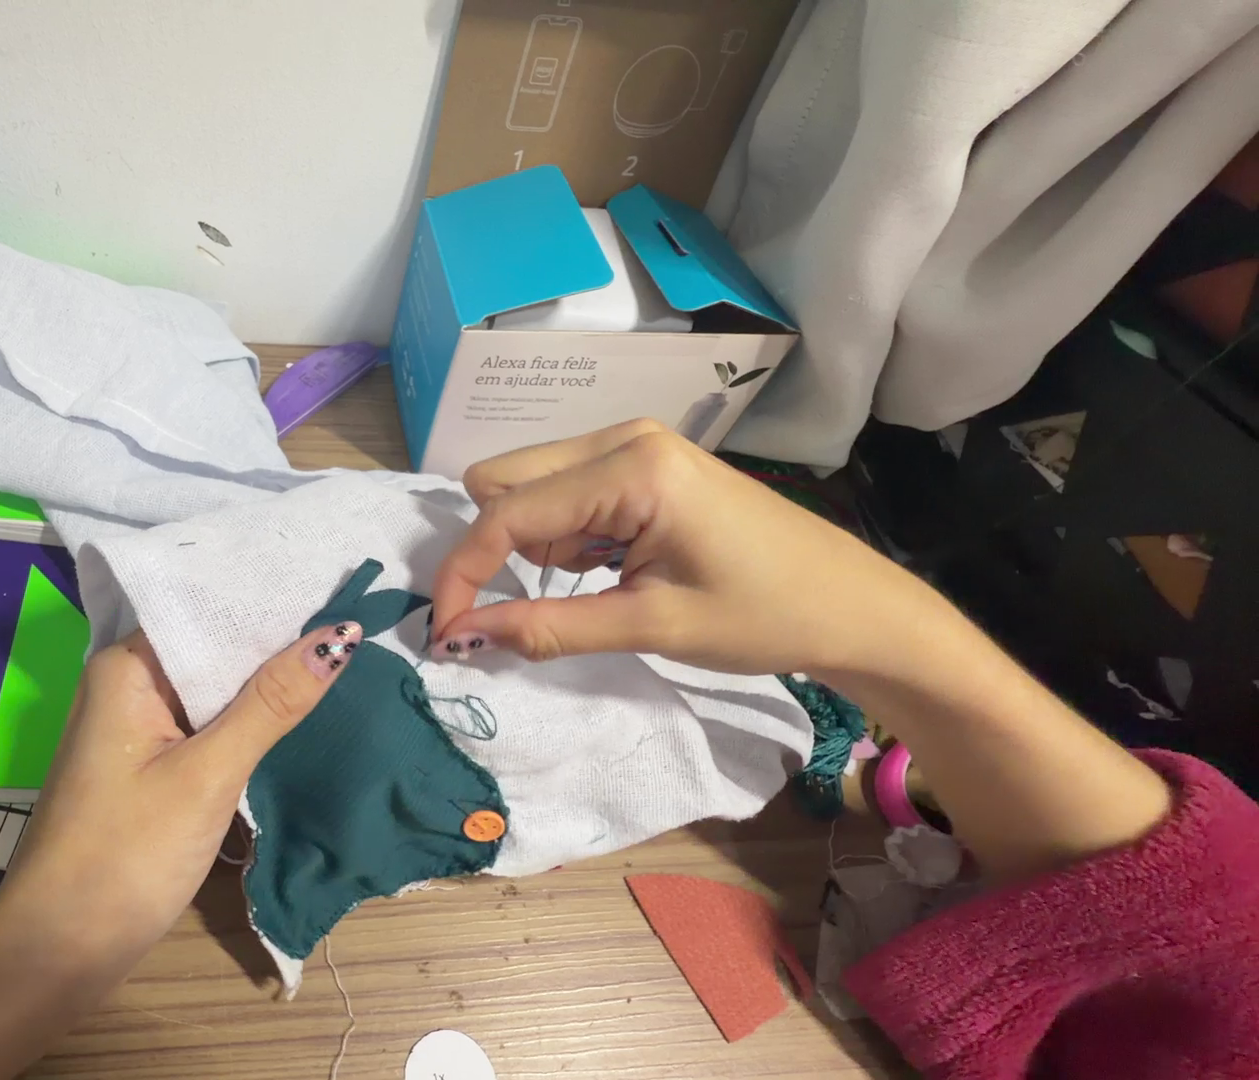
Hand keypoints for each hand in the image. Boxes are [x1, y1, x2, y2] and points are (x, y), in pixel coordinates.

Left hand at [0, 623, 361, 966]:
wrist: (58, 955)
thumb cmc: (125, 856)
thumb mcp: (208, 774)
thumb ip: (273, 702)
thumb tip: (341, 634)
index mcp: (126, 666)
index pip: (205, 608)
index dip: (266, 597)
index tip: (330, 582)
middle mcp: (128, 682)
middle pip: (211, 646)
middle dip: (274, 638)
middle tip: (351, 613)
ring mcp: (138, 724)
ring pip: (213, 686)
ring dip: (265, 679)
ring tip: (340, 647)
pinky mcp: (150, 760)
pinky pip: (206, 720)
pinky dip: (246, 715)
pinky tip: (295, 704)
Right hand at [429, 419, 956, 677]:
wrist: (855, 606)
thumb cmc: (764, 617)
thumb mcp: (648, 627)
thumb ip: (545, 628)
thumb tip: (459, 637)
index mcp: (630, 468)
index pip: (506, 512)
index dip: (464, 572)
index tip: (447, 631)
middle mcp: (621, 437)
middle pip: (501, 480)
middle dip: (495, 548)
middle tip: (533, 601)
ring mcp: (630, 443)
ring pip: (526, 483)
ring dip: (529, 541)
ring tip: (595, 581)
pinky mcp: (638, 460)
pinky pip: (560, 489)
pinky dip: (557, 534)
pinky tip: (606, 562)